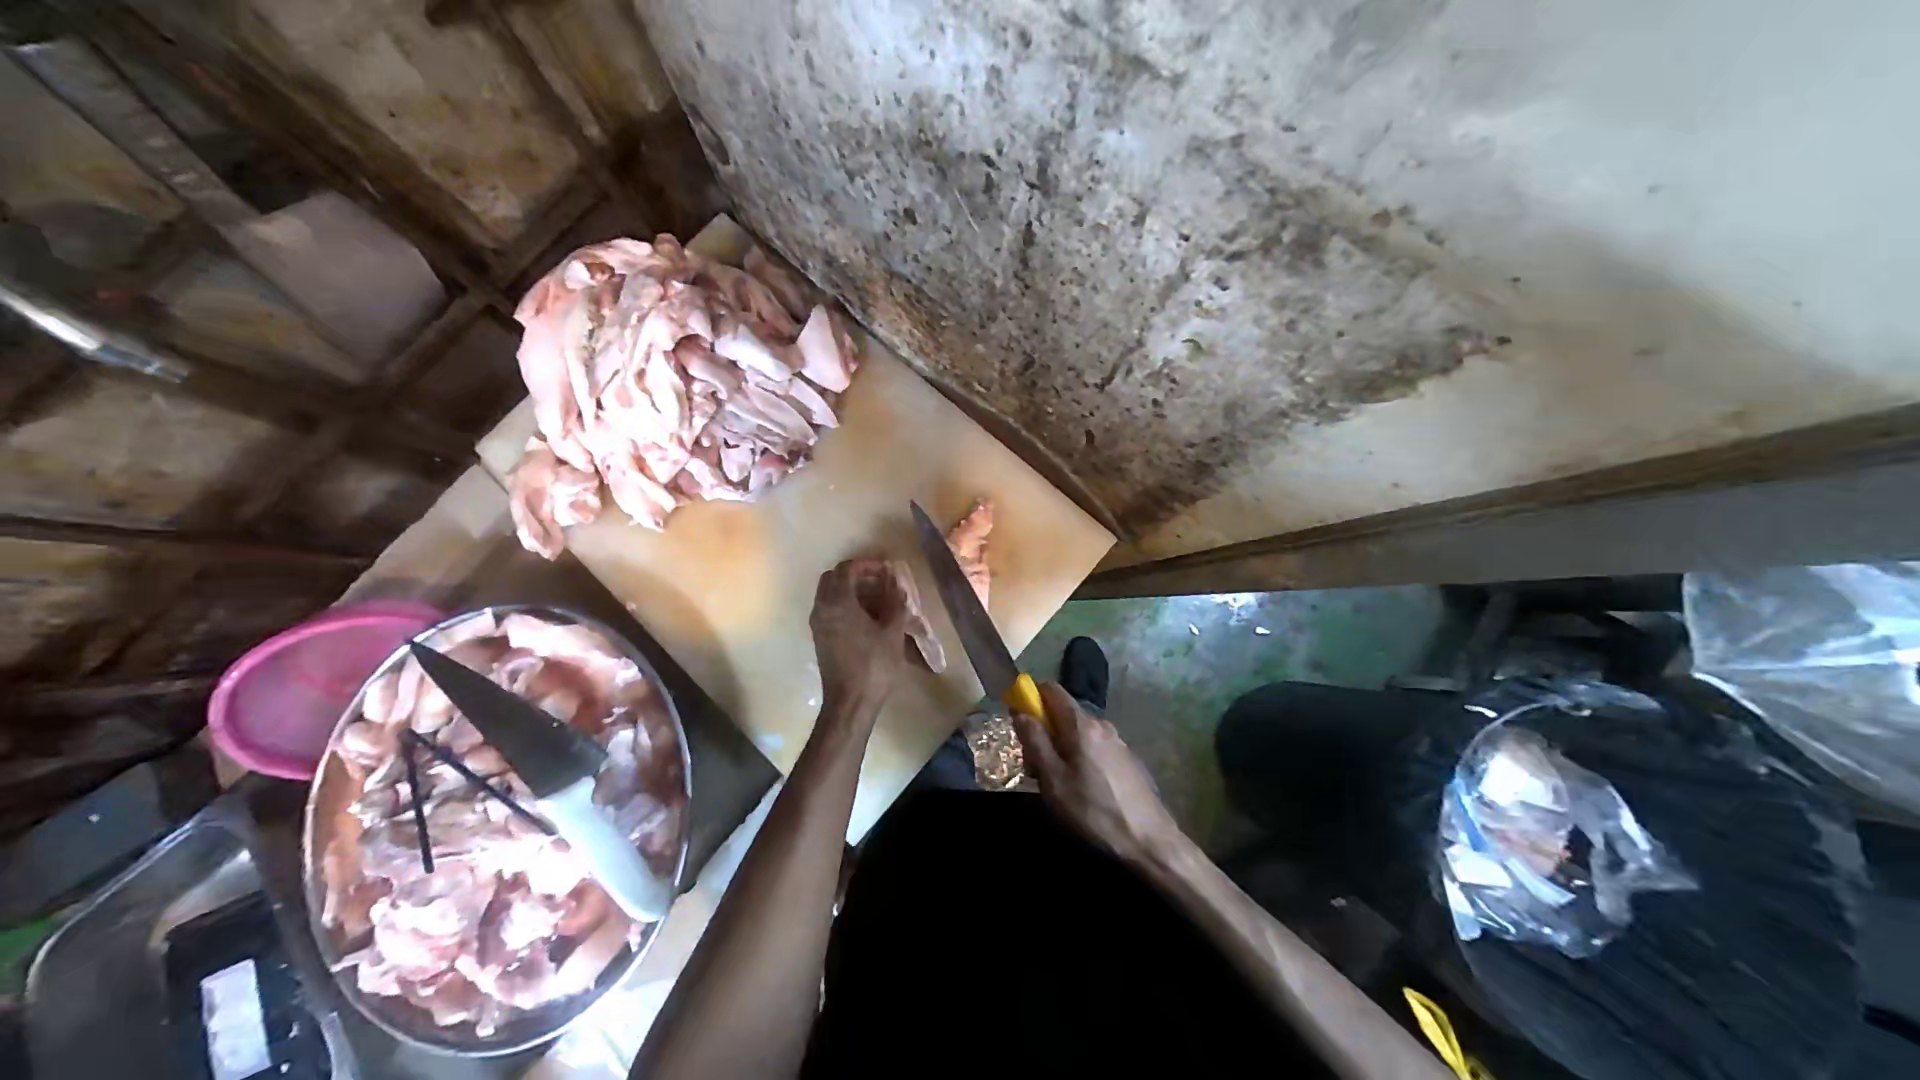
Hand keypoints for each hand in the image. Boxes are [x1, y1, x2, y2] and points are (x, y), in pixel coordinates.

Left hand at [809, 558, 911, 716]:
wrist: (850, 703)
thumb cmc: (874, 665)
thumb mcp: (892, 631)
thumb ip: (894, 601)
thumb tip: (895, 581)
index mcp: (838, 602)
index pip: (847, 569)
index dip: (867, 565)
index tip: (887, 571)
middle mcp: (822, 608)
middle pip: (833, 578)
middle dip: (856, 575)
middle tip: (880, 582)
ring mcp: (818, 624)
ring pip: (829, 594)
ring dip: (851, 591)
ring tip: (879, 601)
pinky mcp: (820, 638)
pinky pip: (829, 610)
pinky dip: (846, 605)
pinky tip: (868, 618)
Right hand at [1013, 683, 1186, 870]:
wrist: (1149, 842)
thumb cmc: (1093, 811)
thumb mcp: (1054, 780)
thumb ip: (1035, 742)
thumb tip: (1021, 712)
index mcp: (1082, 725)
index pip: (1051, 689)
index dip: (1030, 698)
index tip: (1018, 721)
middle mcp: (1102, 725)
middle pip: (1064, 713)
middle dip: (1044, 731)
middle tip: (1034, 767)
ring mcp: (1118, 743)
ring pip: (1078, 733)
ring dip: (1061, 748)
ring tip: (1057, 785)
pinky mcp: (1128, 761)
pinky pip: (1094, 748)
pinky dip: (1079, 758)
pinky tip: (1082, 790)